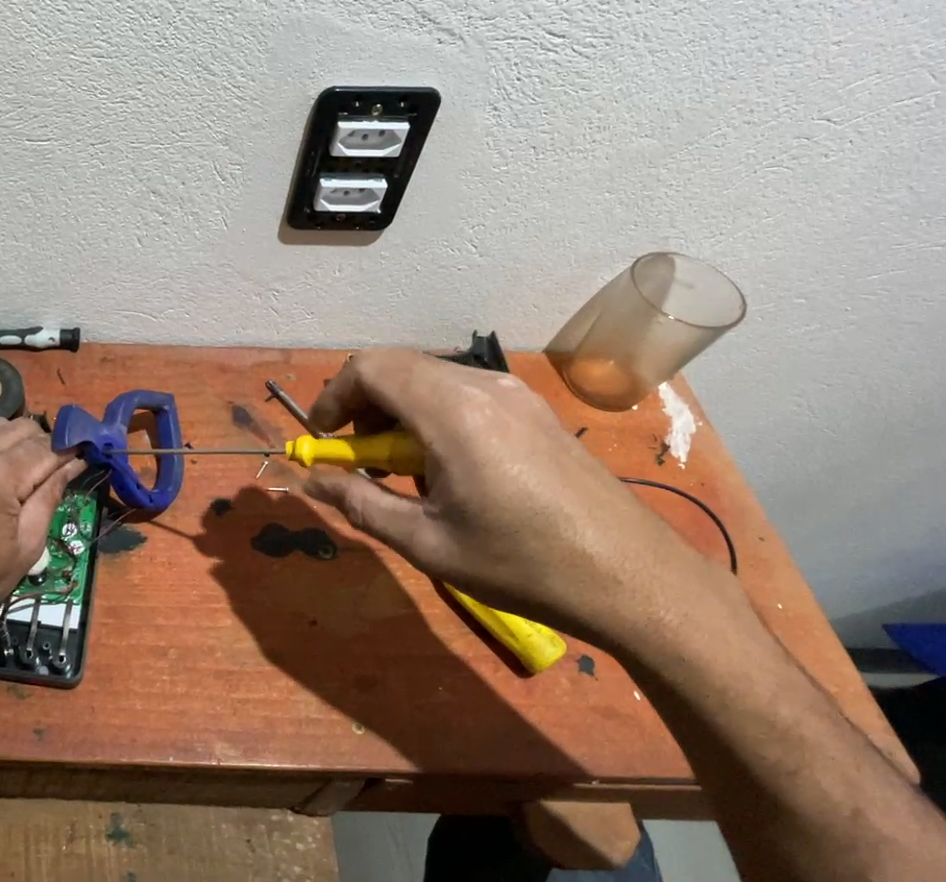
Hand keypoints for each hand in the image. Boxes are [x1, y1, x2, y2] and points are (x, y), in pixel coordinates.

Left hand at [0, 418, 82, 680]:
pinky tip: (1, 476)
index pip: (47, 447)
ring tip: (30, 475)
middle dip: (47, 445)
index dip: (72, 452)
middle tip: (59, 475)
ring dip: (21, 442)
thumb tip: (75, 464)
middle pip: (24, 428)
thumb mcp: (26, 547)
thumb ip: (50, 496)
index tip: (89, 459)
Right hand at [300, 349, 729, 646]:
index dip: (334, 396)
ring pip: (430, 378)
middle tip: (358, 459)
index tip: (325, 440)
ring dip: (398, 412)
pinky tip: (448, 470)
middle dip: (363, 405)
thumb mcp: (426, 543)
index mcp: (450, 411)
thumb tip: (311, 484)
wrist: (634, 579)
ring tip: (402, 471)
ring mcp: (514, 394)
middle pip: (398, 367)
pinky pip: (463, 394)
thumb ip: (359, 503)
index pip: (369, 367)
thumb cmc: (521, 564)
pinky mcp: (534, 411)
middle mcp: (482, 386)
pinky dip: (433, 416)